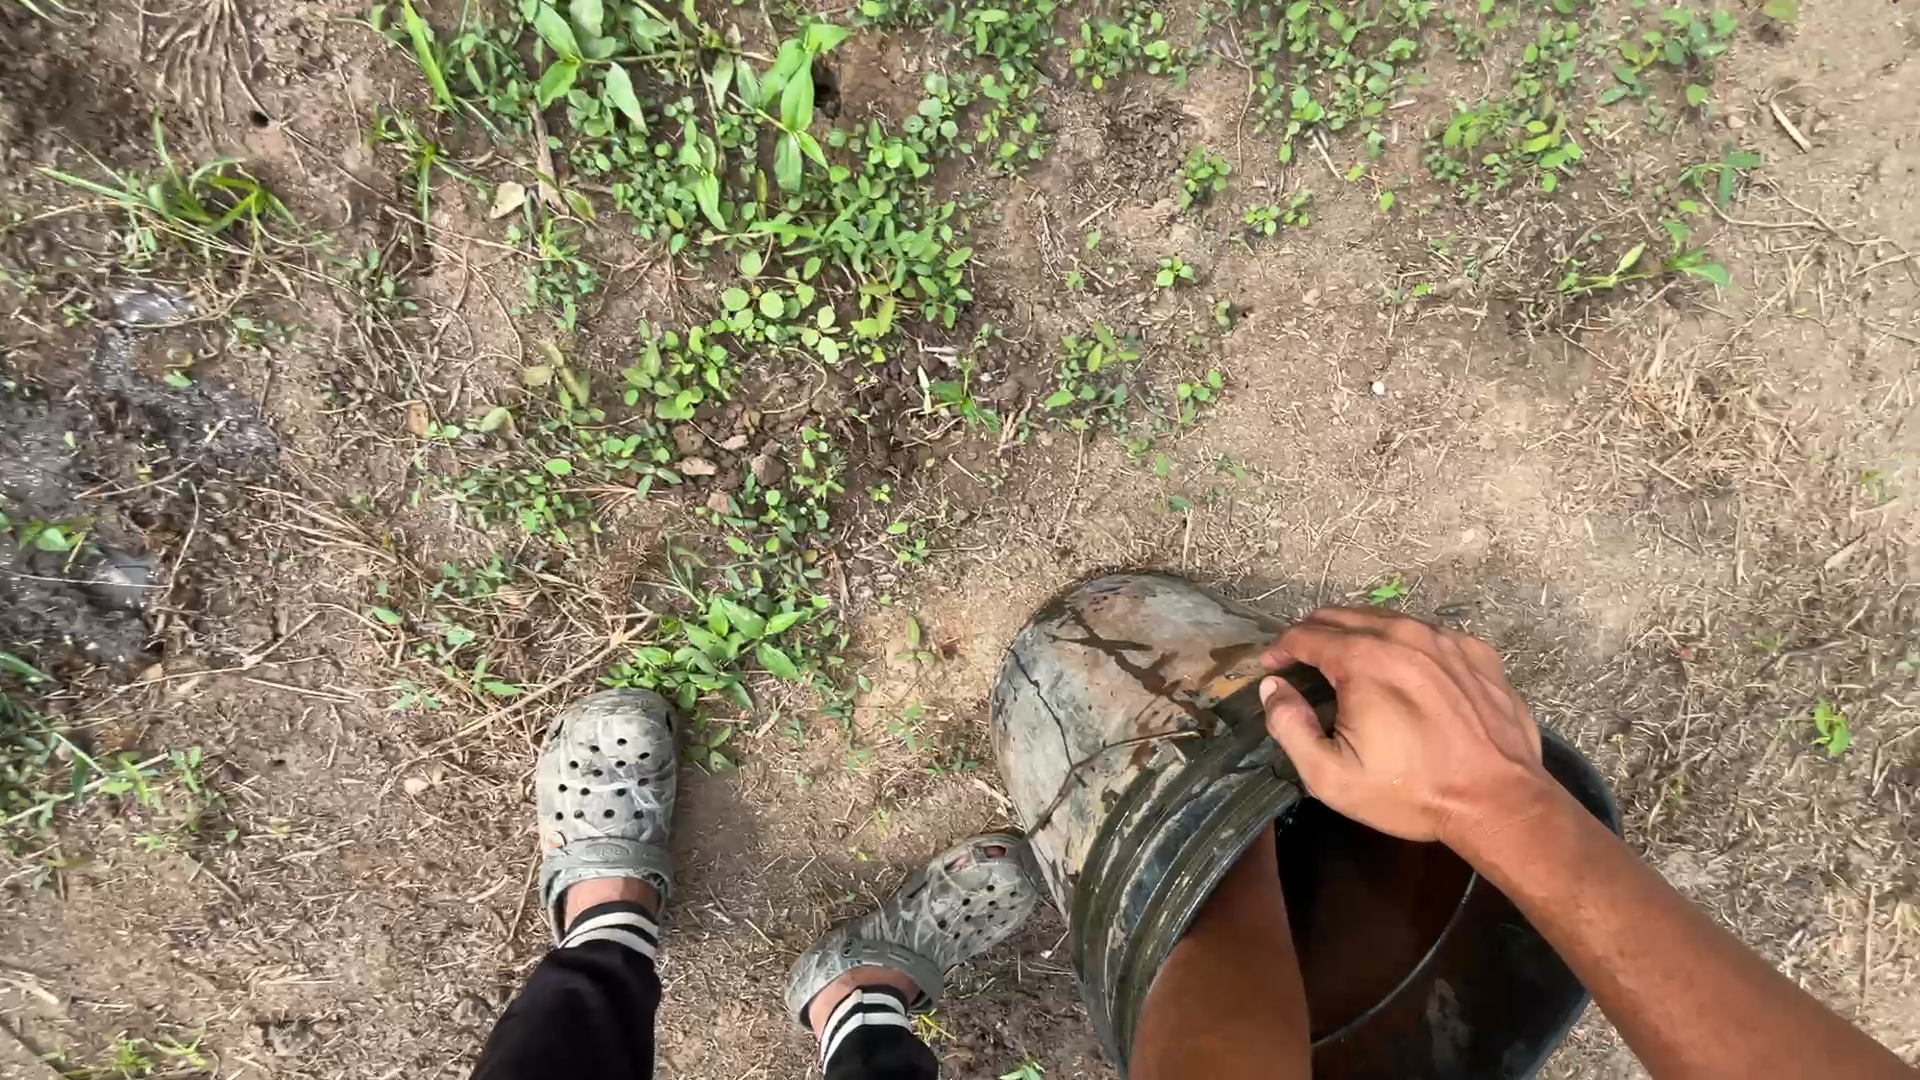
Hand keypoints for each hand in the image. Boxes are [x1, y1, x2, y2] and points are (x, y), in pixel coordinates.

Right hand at [1258, 607, 1550, 846]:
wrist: (1502, 805)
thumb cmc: (1410, 792)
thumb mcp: (1329, 774)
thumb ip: (1288, 725)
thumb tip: (1274, 686)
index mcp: (1363, 659)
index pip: (1304, 634)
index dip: (1280, 649)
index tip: (1272, 667)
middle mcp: (1402, 636)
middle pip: (1339, 616)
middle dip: (1311, 635)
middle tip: (1301, 663)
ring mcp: (1444, 640)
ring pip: (1381, 618)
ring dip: (1353, 634)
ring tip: (1344, 662)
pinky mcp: (1475, 652)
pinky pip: (1423, 632)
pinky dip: (1399, 643)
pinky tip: (1399, 670)